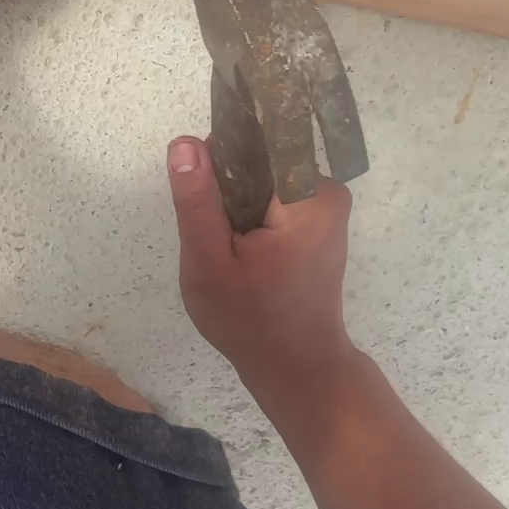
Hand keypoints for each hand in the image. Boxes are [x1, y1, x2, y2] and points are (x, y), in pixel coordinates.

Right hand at [166, 135, 358, 411]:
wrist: (296, 365)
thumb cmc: (249, 320)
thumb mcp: (208, 262)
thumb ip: (197, 201)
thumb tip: (183, 143)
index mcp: (306, 195)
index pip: (252, 143)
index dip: (216, 162)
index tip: (203, 201)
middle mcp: (325, 190)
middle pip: (257, 159)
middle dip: (225, 189)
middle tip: (213, 237)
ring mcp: (326, 204)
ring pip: (262, 177)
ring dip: (235, 204)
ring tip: (228, 248)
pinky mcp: (319, 219)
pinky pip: (273, 196)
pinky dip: (250, 215)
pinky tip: (243, 250)